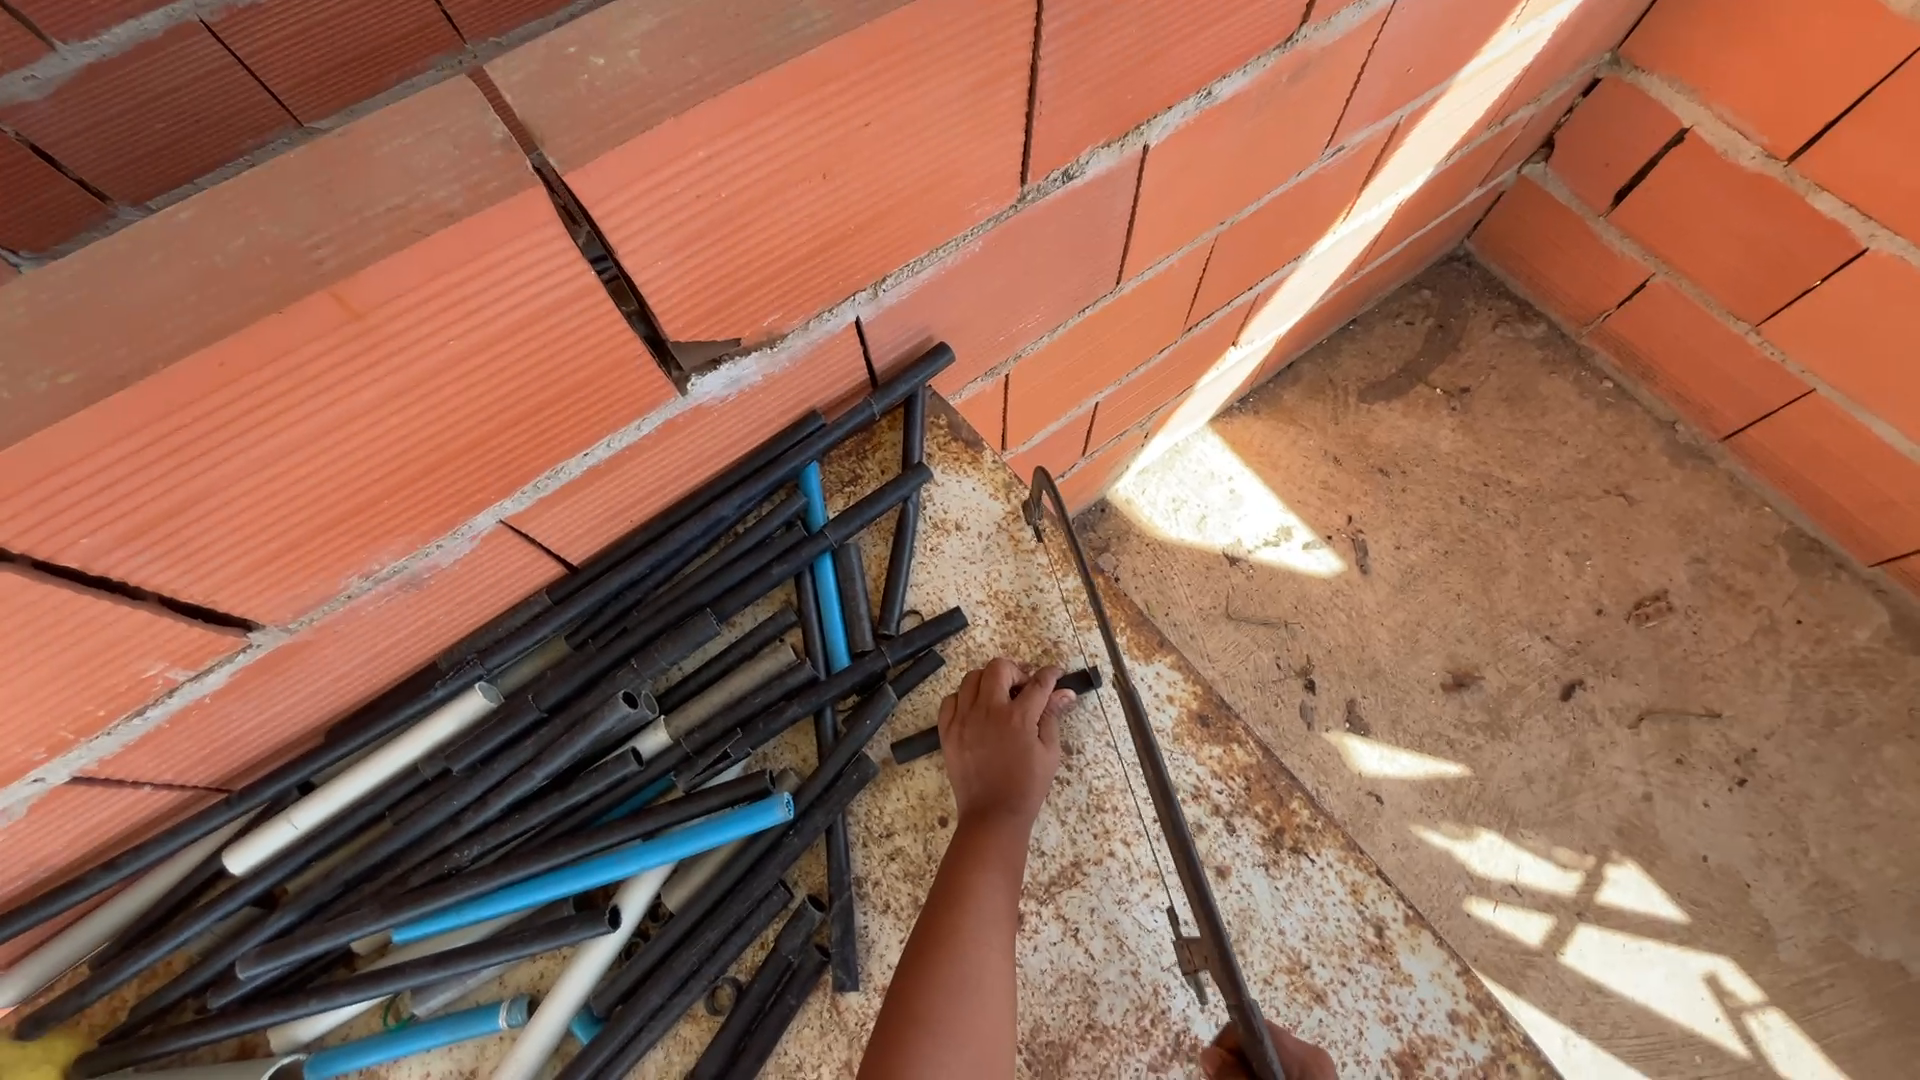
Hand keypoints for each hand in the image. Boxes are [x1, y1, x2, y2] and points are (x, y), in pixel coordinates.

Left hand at [935, 658, 1075, 830]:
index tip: (1054, 673)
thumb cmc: (1027, 787)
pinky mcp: (947, 730)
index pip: (1038, 683)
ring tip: (998, 697)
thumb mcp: (1049, 752)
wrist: (993, 814)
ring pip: (971, 678)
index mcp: (1018, 717)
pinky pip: (951, 700)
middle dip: (1015, 672)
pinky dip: (964, 698)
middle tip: (1022, 688)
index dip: (1050, 674)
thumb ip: (1052, 717)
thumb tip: (1064, 693)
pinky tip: (975, 710)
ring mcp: (964, 719)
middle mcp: (988, 711)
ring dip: (988, 681)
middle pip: (998, 668)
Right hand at [1199, 1020, 1337, 1079]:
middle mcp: (1312, 1056)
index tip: (1216, 1076)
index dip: (1226, 1048)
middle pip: (1257, 1047)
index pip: (1249, 1027)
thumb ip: (1234, 1079)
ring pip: (1267, 1064)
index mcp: (1302, 1055)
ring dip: (1249, 1079)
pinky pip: (1283, 1077)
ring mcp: (1318, 1074)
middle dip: (1237, 1069)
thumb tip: (1210, 1055)